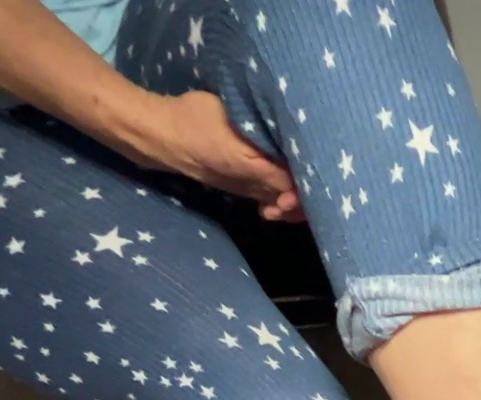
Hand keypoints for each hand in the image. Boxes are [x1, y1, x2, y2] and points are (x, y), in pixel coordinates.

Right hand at [107, 90, 302, 220]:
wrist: (160, 136)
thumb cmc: (194, 118)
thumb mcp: (230, 115)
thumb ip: (261, 126)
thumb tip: (291, 134)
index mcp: (254, 167)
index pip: (291, 182)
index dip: (308, 183)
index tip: (318, 176)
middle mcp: (252, 185)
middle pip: (289, 199)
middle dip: (306, 199)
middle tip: (319, 192)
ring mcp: (245, 191)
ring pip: (278, 203)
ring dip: (294, 203)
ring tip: (306, 196)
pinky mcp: (239, 190)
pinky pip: (267, 200)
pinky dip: (280, 200)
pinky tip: (287, 197)